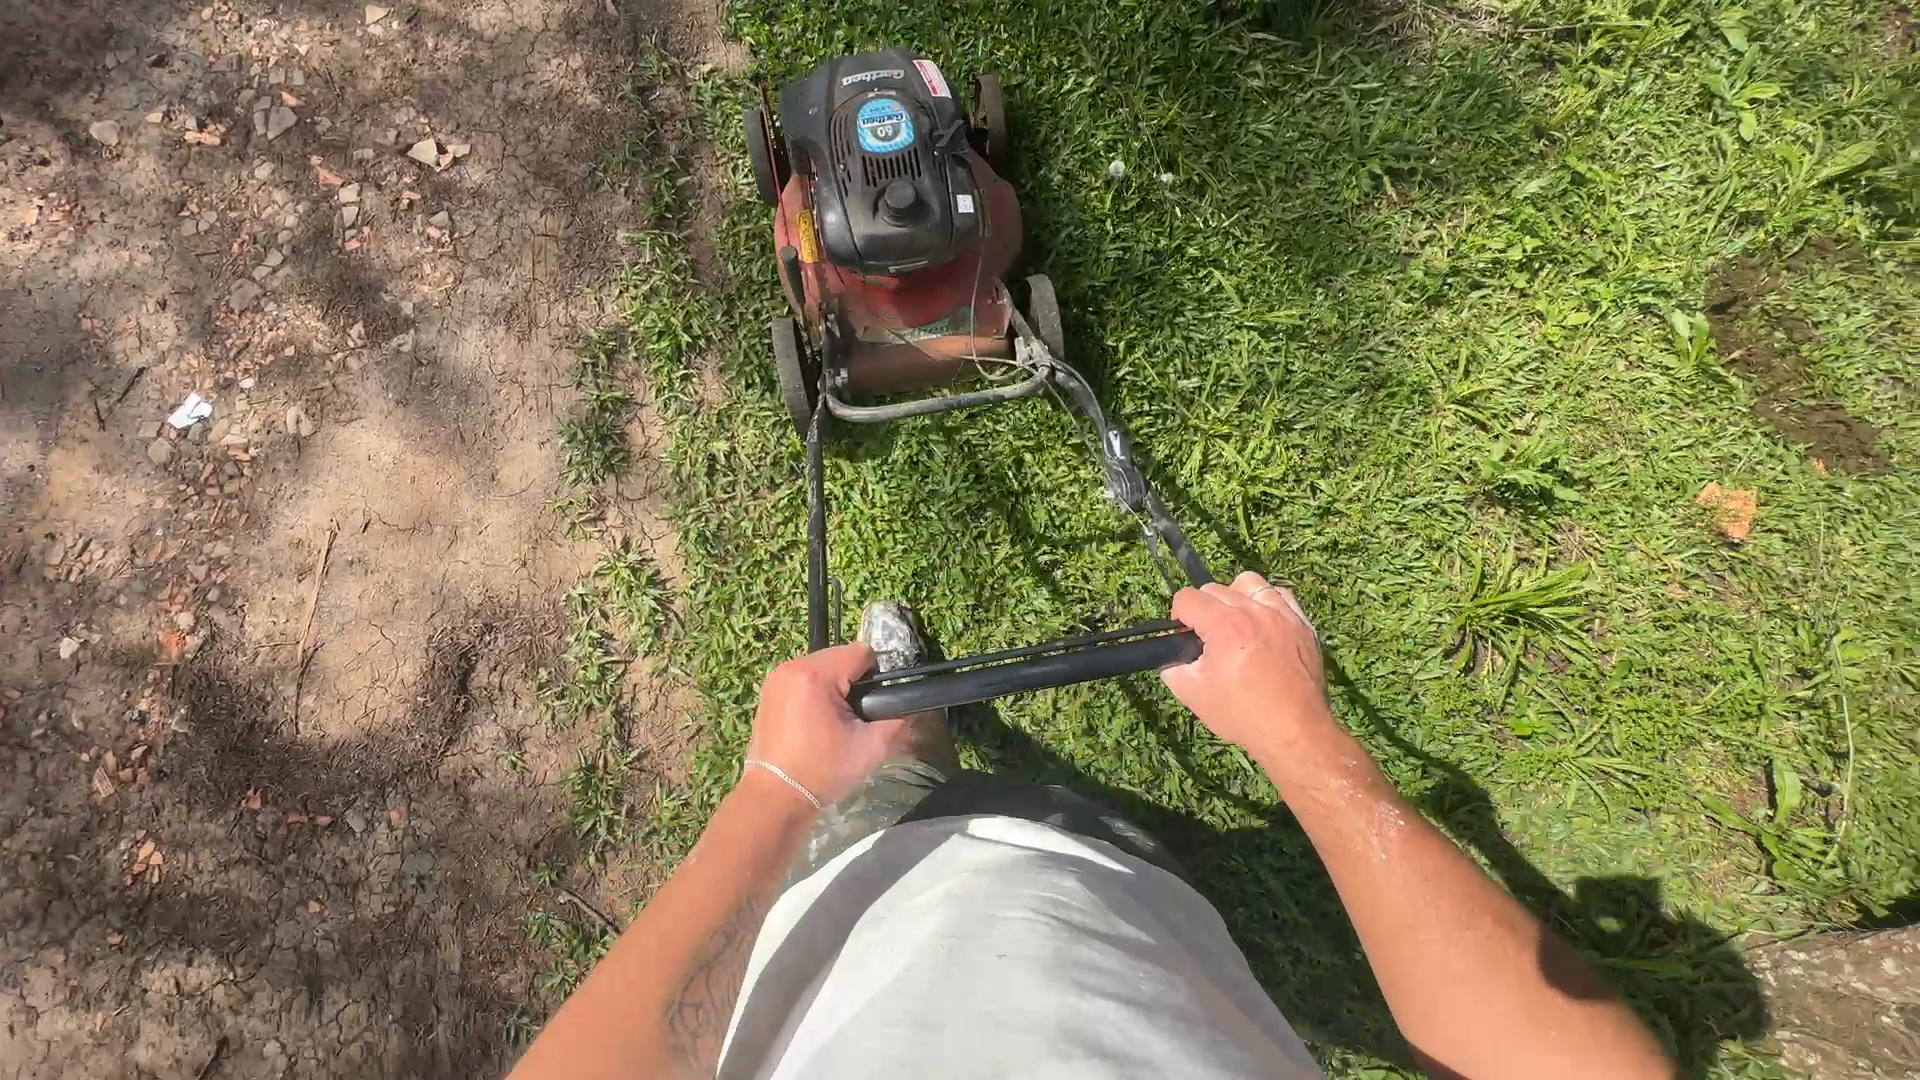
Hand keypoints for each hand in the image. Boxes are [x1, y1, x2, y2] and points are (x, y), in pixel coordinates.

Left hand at [746, 643, 913, 805]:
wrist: (776, 798)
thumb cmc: (823, 771)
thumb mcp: (870, 747)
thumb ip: (897, 719)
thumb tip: (911, 706)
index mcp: (815, 675)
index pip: (861, 652)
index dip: (876, 674)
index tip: (875, 702)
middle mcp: (792, 667)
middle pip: (840, 656)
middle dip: (854, 679)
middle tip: (857, 715)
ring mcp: (777, 678)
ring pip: (821, 665)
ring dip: (835, 684)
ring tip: (838, 718)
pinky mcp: (769, 690)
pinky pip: (803, 677)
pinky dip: (816, 690)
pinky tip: (818, 719)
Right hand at [1161, 571, 1337, 757]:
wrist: (1294, 732)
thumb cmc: (1242, 714)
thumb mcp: (1191, 693)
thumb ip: (1171, 665)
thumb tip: (1170, 653)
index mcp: (1226, 627)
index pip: (1188, 598)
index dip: (1178, 617)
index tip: (1185, 638)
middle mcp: (1255, 612)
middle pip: (1214, 588)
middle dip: (1203, 610)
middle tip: (1207, 639)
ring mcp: (1283, 616)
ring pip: (1248, 583)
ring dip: (1234, 597)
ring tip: (1235, 623)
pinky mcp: (1303, 625)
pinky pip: (1279, 595)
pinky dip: (1265, 603)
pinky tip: (1261, 625)